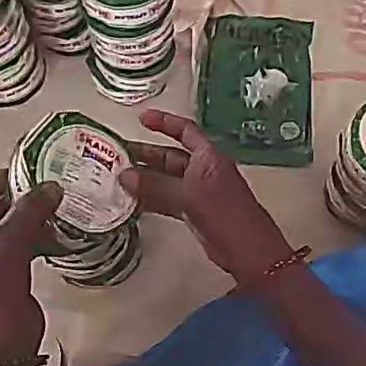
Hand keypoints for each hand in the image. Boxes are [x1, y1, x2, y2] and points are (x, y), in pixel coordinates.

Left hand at [0, 170, 61, 364]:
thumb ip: (28, 212)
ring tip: (54, 206)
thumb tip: (51, 186)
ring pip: (2, 230)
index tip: (20, 170)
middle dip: (13, 200)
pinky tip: (54, 232)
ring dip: (26, 218)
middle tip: (44, 186)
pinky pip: (15, 248)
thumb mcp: (6, 247)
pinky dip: (33, 237)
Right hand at [121, 109, 292, 281]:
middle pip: (173, 156)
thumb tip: (126, 177)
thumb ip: (156, 186)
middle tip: (120, 153)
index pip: (185, 131)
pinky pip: (170, 199)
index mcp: (209, 156)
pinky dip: (153, 198)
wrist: (246, 247)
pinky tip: (134, 200)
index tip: (142, 119)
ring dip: (146, 178)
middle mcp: (206, 170)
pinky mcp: (197, 212)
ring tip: (120, 176)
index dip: (164, 122)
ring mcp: (201, 192)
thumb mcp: (188, 194)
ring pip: (169, 179)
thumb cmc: (226, 212)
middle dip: (147, 153)